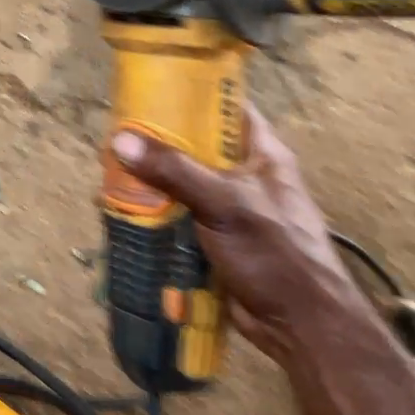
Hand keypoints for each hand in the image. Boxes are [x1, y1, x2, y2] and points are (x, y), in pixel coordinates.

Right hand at [110, 104, 366, 361]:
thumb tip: (119, 139)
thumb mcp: (226, 204)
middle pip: (194, 144)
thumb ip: (174, 170)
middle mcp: (245, 176)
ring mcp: (230, 208)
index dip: (192, 92)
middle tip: (116, 131)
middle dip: (156, 140)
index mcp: (263, 156)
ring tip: (110, 169)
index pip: (227, 107)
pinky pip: (176, 212)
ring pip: (180, 180)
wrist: (304, 330)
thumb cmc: (279, 256)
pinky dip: (152, 209)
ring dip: (149, 177)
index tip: (149, 84)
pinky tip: (124, 206)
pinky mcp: (214, 237)